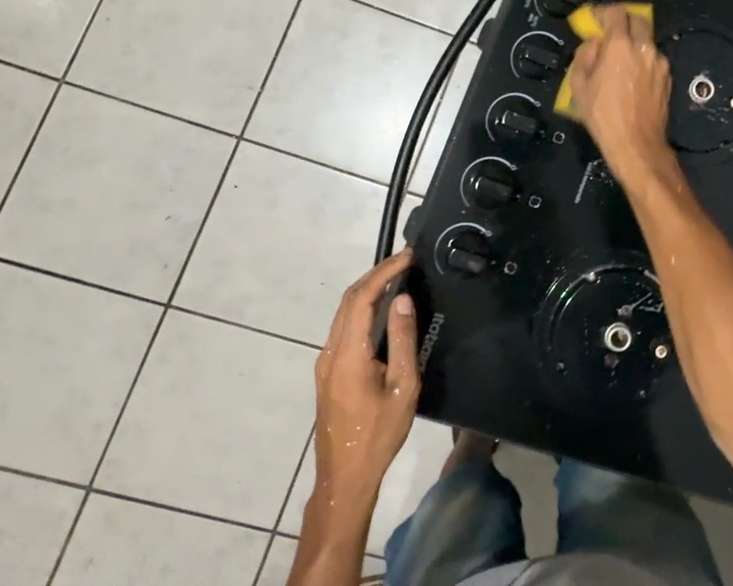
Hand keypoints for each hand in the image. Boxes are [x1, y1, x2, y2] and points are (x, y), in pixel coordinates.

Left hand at [313, 249, 419, 498]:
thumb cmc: (379, 434)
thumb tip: (402, 300)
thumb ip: (401, 341)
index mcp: (348, 354)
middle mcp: (330, 353)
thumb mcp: (402, 388)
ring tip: (397, 279)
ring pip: (343, 314)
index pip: (362, 298)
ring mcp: (325, 363)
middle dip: (375, 275)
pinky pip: (343, 329)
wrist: (345, 476)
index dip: (384, 272)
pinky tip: (382, 312)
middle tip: (405, 261)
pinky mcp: (327, 373)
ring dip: (367, 291)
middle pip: (348, 301)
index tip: (408, 256)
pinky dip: (362, 310)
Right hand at [567, 4, 670, 169]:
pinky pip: (653, 60)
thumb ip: (585, 54)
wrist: (636, 142)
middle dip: (623, 21)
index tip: (594, 18)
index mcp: (620, 45)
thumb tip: (595, 43)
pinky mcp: (668, 77)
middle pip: (638, 19)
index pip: (616, 13)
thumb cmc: (602, 114)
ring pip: (647, 41)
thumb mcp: (579, 84)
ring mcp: (660, 62)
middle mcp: (644, 48)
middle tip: (610, 32)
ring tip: (621, 60)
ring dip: (634, 43)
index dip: (602, 12)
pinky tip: (633, 78)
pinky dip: (643, 61)